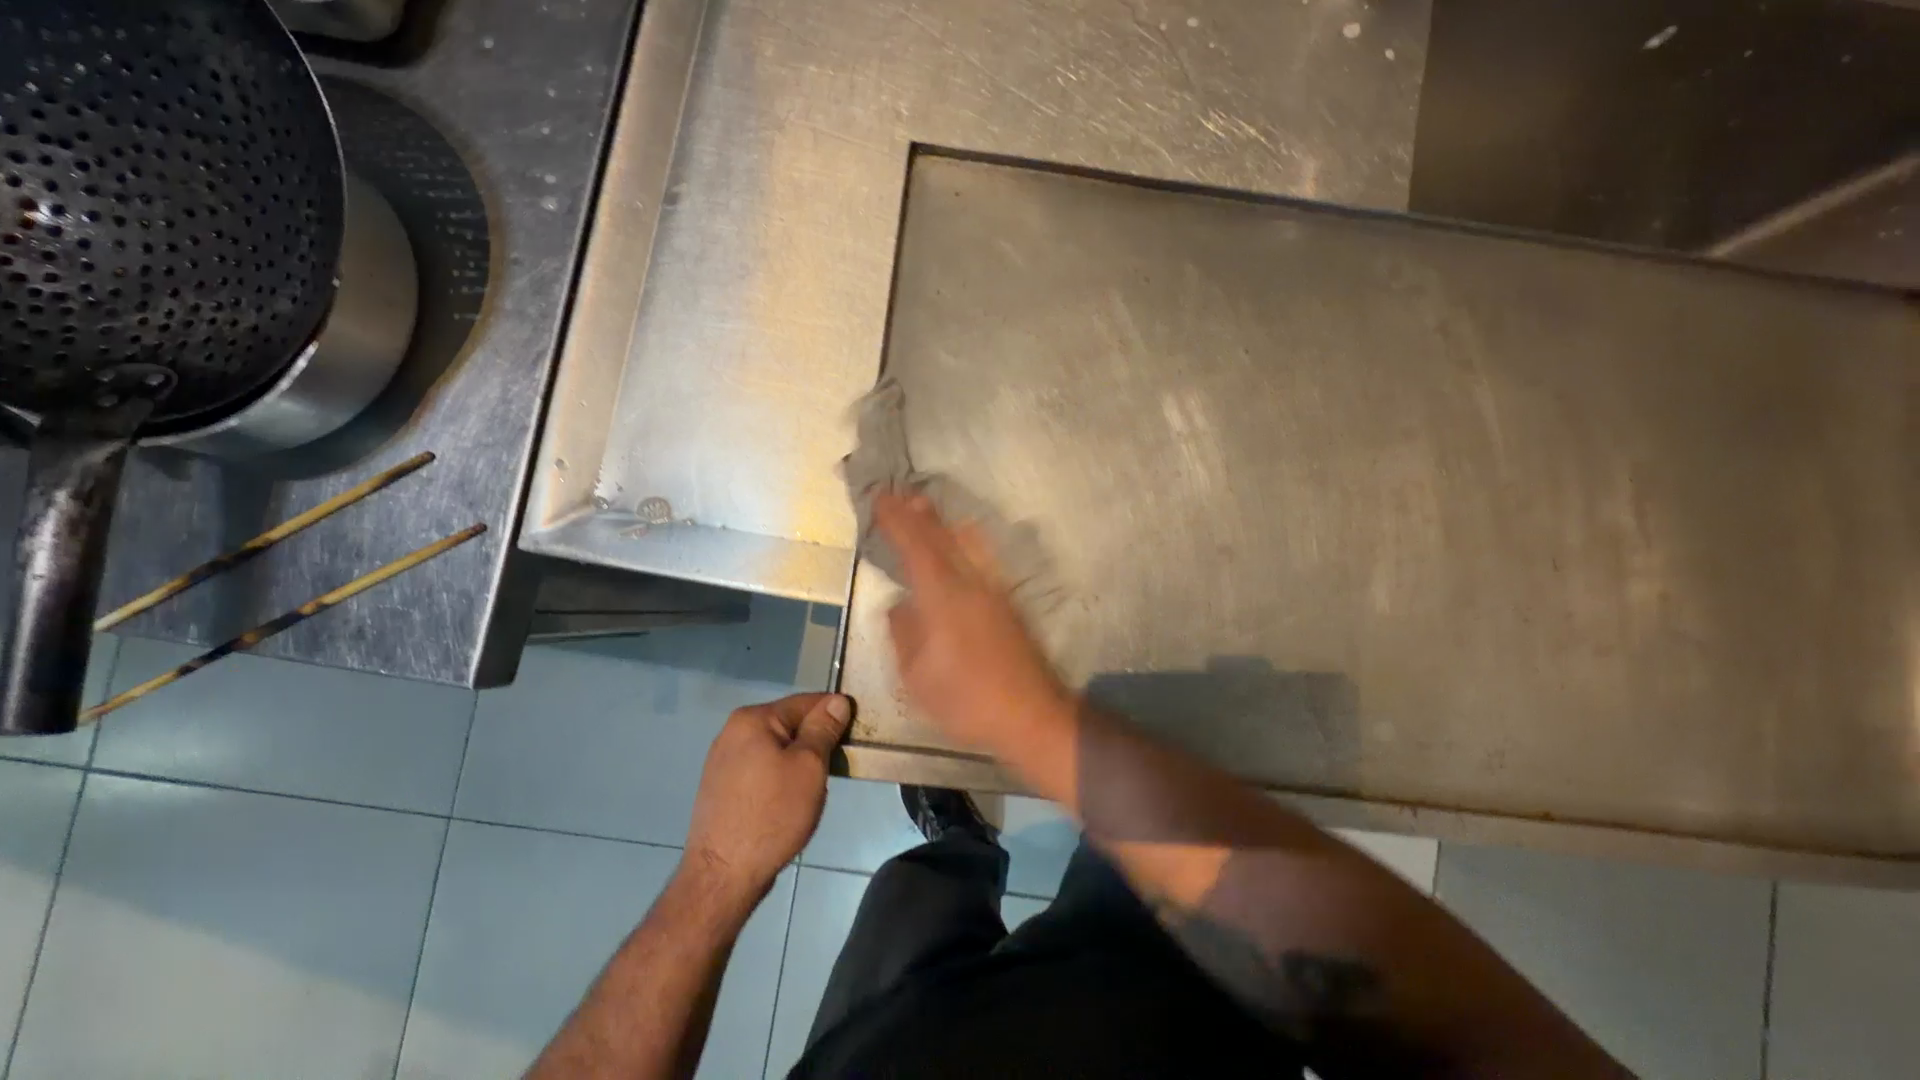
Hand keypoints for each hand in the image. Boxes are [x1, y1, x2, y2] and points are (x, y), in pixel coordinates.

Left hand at [683, 693, 851, 903]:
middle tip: (838, 767)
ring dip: (798, 762)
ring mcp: (723, 760)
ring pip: (776, 749)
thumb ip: (823, 729)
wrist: (723, 873)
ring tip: (815, 788)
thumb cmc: (772, 815)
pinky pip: (761, 770)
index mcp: (752, 718)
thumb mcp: (808, 767)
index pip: (806, 701)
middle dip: (816, 741)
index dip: (835, 714)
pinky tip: (789, 802)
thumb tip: (837, 700)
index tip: (856, 734)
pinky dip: (780, 778)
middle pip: (789, 724)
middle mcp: (732, 732)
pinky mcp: (721, 787)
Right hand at [874, 493, 1074, 749]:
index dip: (897, 520)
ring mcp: (995, 592)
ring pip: (969, 544)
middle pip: (944, 537)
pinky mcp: (1009, 604)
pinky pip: (983, 557)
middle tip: (901, 493)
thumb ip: (904, 635)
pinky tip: (963, 545)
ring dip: (945, 524)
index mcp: (944, 598)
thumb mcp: (917, 678)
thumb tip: (898, 606)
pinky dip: (965, 541)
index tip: (881, 499)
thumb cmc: (967, 702)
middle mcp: (972, 584)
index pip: (917, 547)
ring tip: (928, 510)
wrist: (1032, 714)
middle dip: (920, 514)